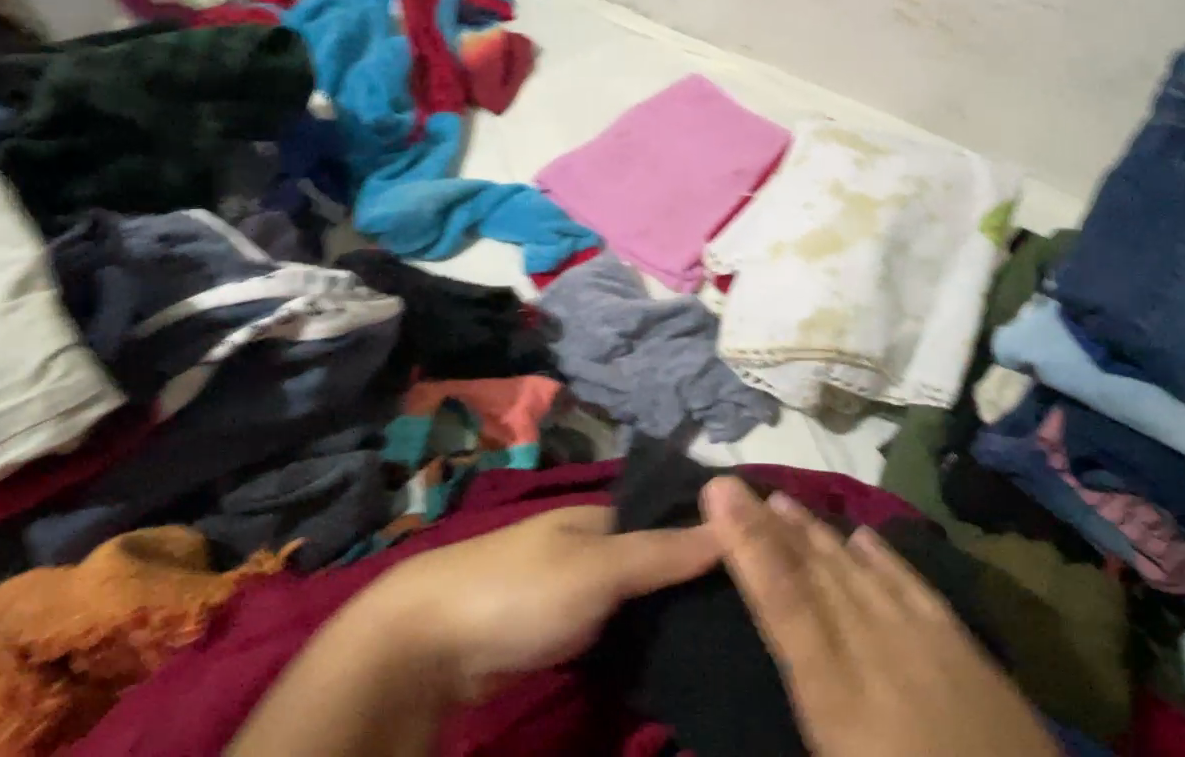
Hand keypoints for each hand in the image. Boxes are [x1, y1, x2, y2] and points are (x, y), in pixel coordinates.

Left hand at [229, 505, 721, 756]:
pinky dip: (632, 648)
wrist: (427, 642)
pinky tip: (666, 665)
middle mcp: (585, 549)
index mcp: (597, 518)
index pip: (667, 524)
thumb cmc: (519, 590)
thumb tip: (731, 522)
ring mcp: (567, 594)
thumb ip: (662, 551)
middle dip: (688, 589)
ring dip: (662, 623)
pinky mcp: (552, 636)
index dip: (707, 542)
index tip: (757, 569)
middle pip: (651, 567)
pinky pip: (606, 637)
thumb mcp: (599, 567)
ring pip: (630, 606)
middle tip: (746, 619)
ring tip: (720, 644)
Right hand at [700, 477, 1061, 756]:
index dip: (748, 546)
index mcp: (836, 699)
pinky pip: (913, 586)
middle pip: (815, 577)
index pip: (783, 605)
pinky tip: (862, 537)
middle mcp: (875, 654)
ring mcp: (924, 643)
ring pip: (858, 573)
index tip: (720, 495)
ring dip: (817, 534)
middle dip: (771, 527)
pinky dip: (884, 558)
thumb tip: (786, 653)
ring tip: (783, 501)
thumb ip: (813, 708)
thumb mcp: (838, 751)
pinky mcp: (963, 646)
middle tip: (737, 483)